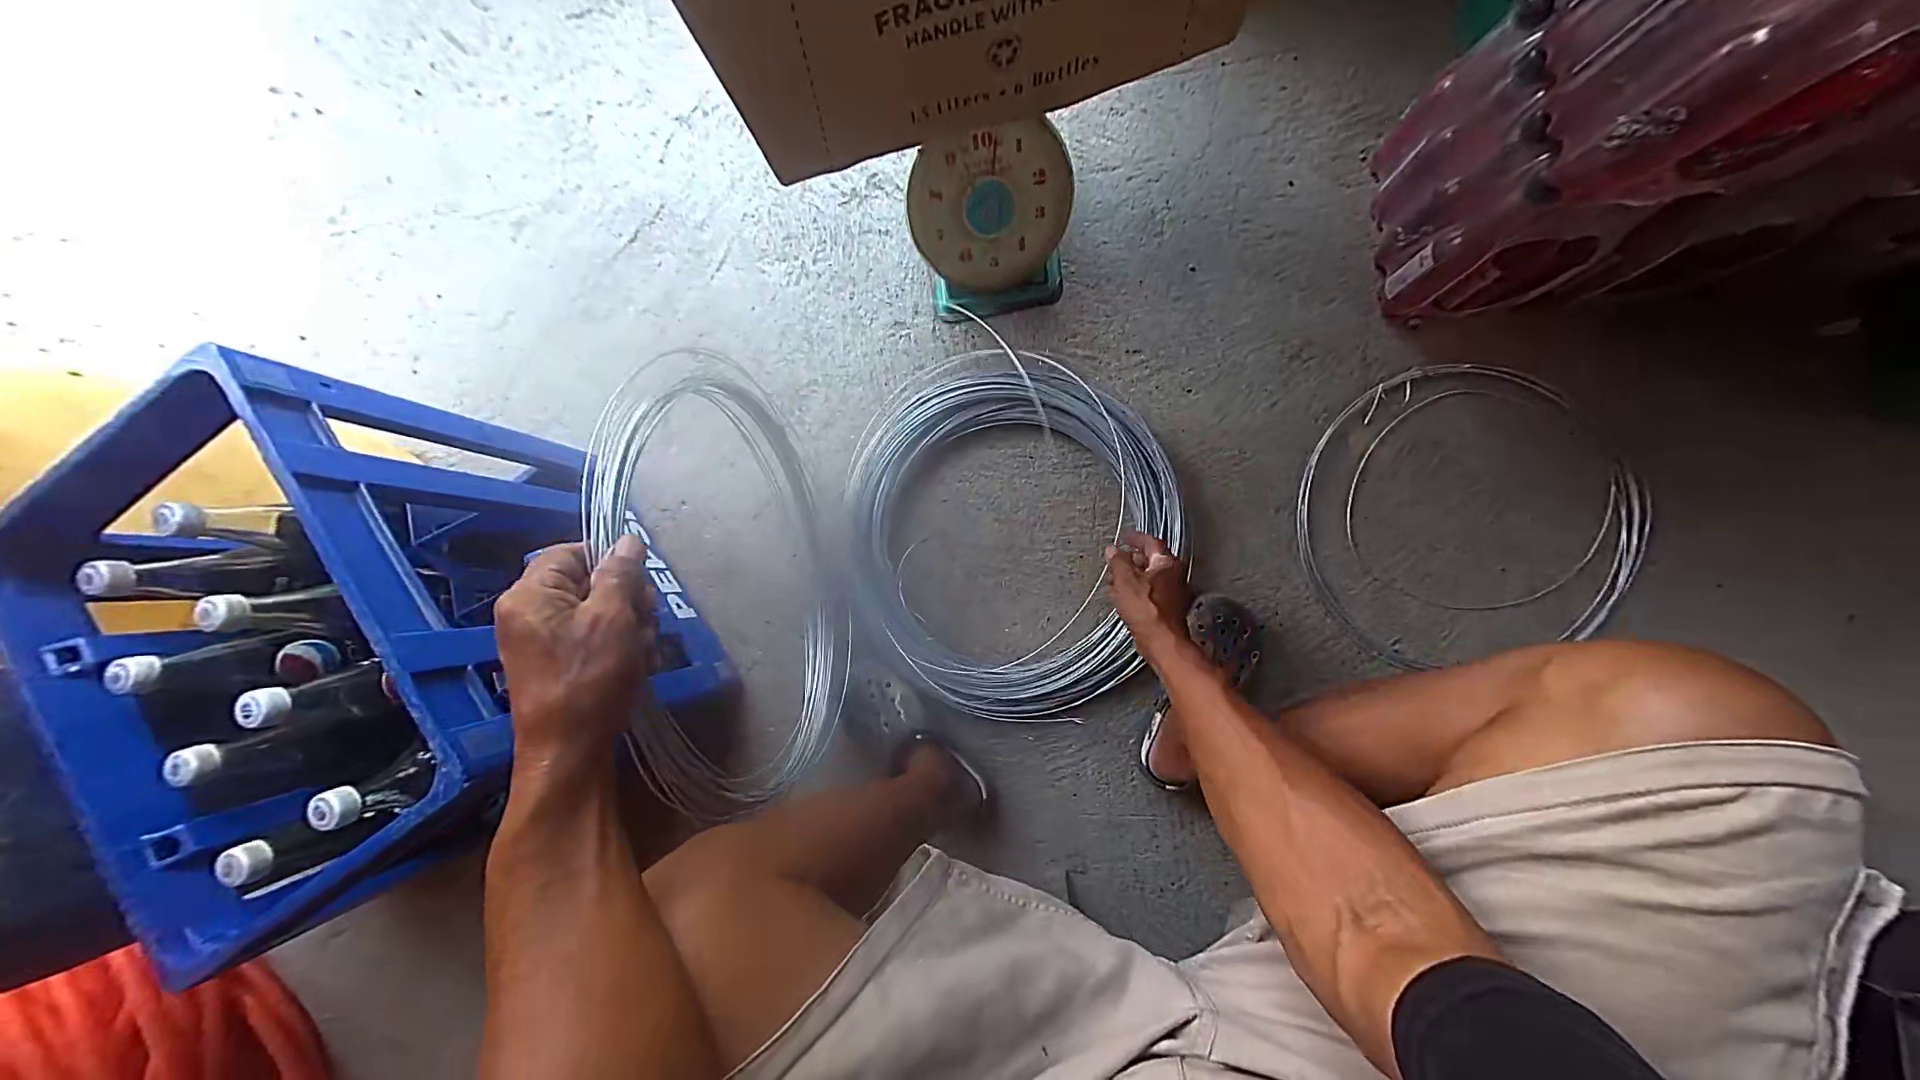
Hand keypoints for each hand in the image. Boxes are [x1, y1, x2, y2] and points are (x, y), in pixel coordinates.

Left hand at [495, 537, 656, 768]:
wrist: (570, 749)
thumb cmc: (589, 678)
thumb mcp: (612, 618)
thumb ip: (620, 574)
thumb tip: (628, 540)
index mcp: (530, 595)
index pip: (570, 552)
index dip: (609, 558)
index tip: (639, 580)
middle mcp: (530, 612)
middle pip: (588, 581)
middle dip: (627, 597)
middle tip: (646, 619)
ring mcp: (545, 639)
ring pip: (600, 609)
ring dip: (632, 623)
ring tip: (643, 649)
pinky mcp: (561, 661)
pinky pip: (597, 635)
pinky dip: (622, 644)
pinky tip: (639, 662)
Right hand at [1105, 529, 1190, 656]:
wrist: (1161, 639)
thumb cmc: (1147, 611)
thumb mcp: (1124, 579)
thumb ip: (1118, 561)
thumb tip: (1112, 551)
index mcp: (1166, 564)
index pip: (1151, 542)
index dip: (1136, 538)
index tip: (1127, 537)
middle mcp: (1175, 576)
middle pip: (1153, 560)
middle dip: (1134, 558)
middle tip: (1119, 558)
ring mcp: (1174, 593)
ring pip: (1152, 577)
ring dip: (1135, 576)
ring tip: (1118, 579)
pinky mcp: (1169, 609)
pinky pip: (1152, 593)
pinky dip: (1139, 591)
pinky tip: (1127, 598)